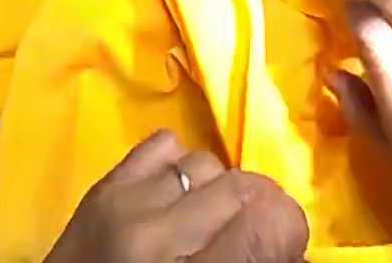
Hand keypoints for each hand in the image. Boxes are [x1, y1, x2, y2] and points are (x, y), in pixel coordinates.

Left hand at [43, 130, 309, 262]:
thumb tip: (282, 240)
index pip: (264, 224)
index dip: (289, 228)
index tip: (287, 247)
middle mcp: (156, 240)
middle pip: (240, 186)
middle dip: (258, 210)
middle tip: (251, 241)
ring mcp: (124, 205)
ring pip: (206, 161)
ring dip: (217, 192)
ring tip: (204, 225)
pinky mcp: (102, 186)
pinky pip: (163, 144)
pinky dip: (178, 168)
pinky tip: (172, 200)